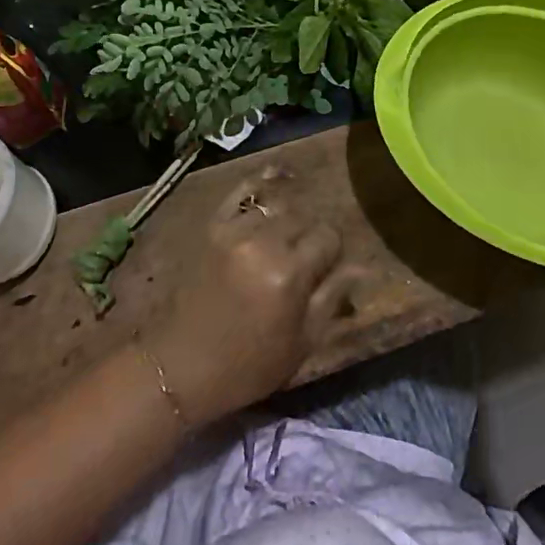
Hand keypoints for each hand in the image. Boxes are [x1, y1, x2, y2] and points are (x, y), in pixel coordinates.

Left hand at [145, 166, 351, 425]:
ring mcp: (233, 229)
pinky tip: (272, 179)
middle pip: (304, 216)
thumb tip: (362, 268)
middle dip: (311, 234)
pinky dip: (258, 185)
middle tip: (306, 259)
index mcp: (290, 273)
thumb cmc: (249, 365)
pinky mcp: (211, 226)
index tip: (328, 268)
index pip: (328, 237)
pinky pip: (240, 193)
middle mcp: (263, 241)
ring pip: (275, 205)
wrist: (182, 363)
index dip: (333, 252)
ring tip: (283, 239)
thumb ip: (332, 297)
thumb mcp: (303, 342)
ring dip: (285, 219)